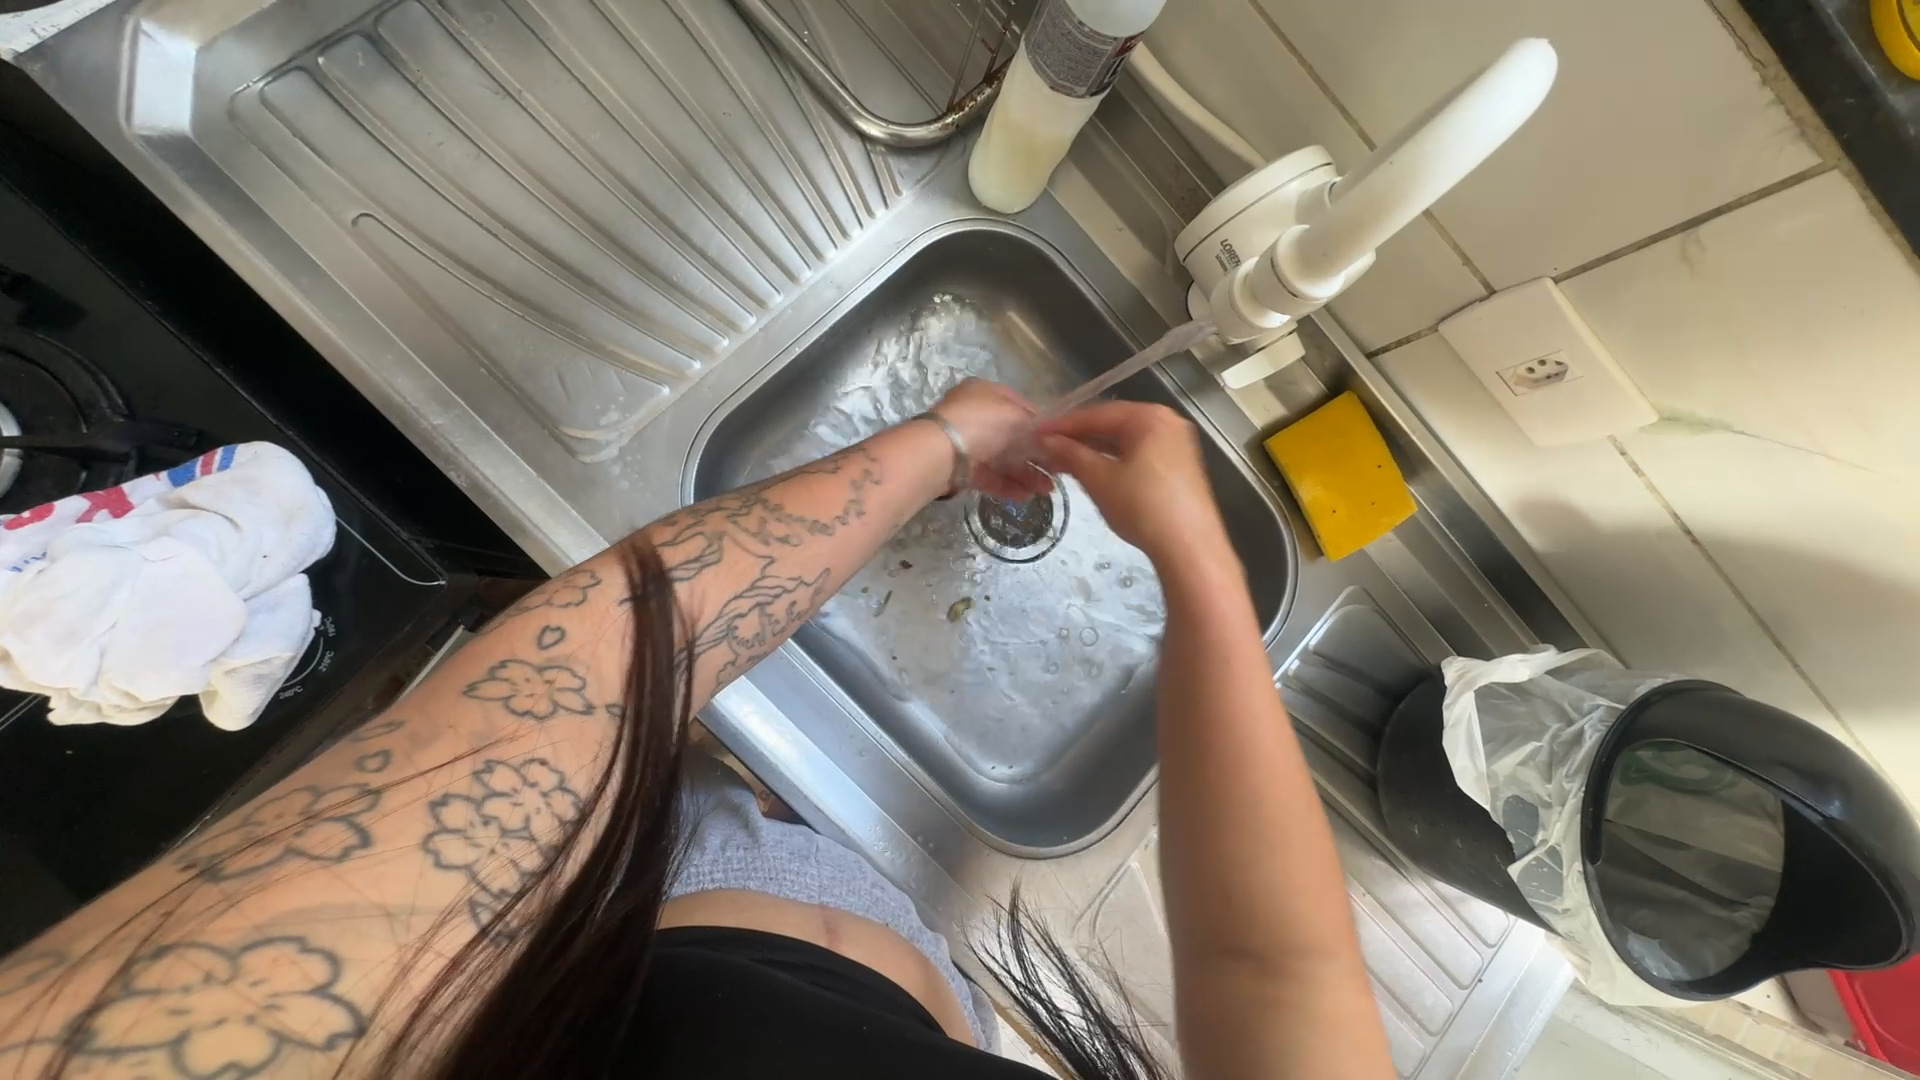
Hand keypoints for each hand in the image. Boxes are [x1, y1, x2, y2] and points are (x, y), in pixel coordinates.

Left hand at [928, 378, 1050, 498]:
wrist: (940, 452)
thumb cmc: (981, 423)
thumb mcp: (1015, 415)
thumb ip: (1034, 424)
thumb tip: (1047, 434)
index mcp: (985, 393)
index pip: (1018, 405)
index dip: (1039, 422)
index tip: (1058, 439)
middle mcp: (975, 415)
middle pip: (1011, 436)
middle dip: (1035, 454)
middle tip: (1056, 470)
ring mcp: (966, 443)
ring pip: (1001, 459)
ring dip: (1025, 473)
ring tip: (1047, 490)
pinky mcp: (960, 469)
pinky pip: (989, 476)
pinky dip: (1007, 485)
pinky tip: (1028, 495)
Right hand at [1035, 401, 1229, 561]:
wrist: (1189, 547)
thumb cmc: (1142, 506)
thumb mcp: (1100, 479)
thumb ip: (1070, 454)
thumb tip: (1045, 441)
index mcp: (1149, 416)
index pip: (1097, 413)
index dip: (1063, 425)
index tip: (1035, 434)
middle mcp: (1166, 421)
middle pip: (1113, 424)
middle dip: (1078, 438)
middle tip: (1046, 449)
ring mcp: (1176, 444)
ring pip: (1125, 441)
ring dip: (1094, 451)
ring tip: (1062, 463)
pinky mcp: (1178, 466)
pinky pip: (1138, 454)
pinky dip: (1113, 461)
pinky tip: (1092, 472)